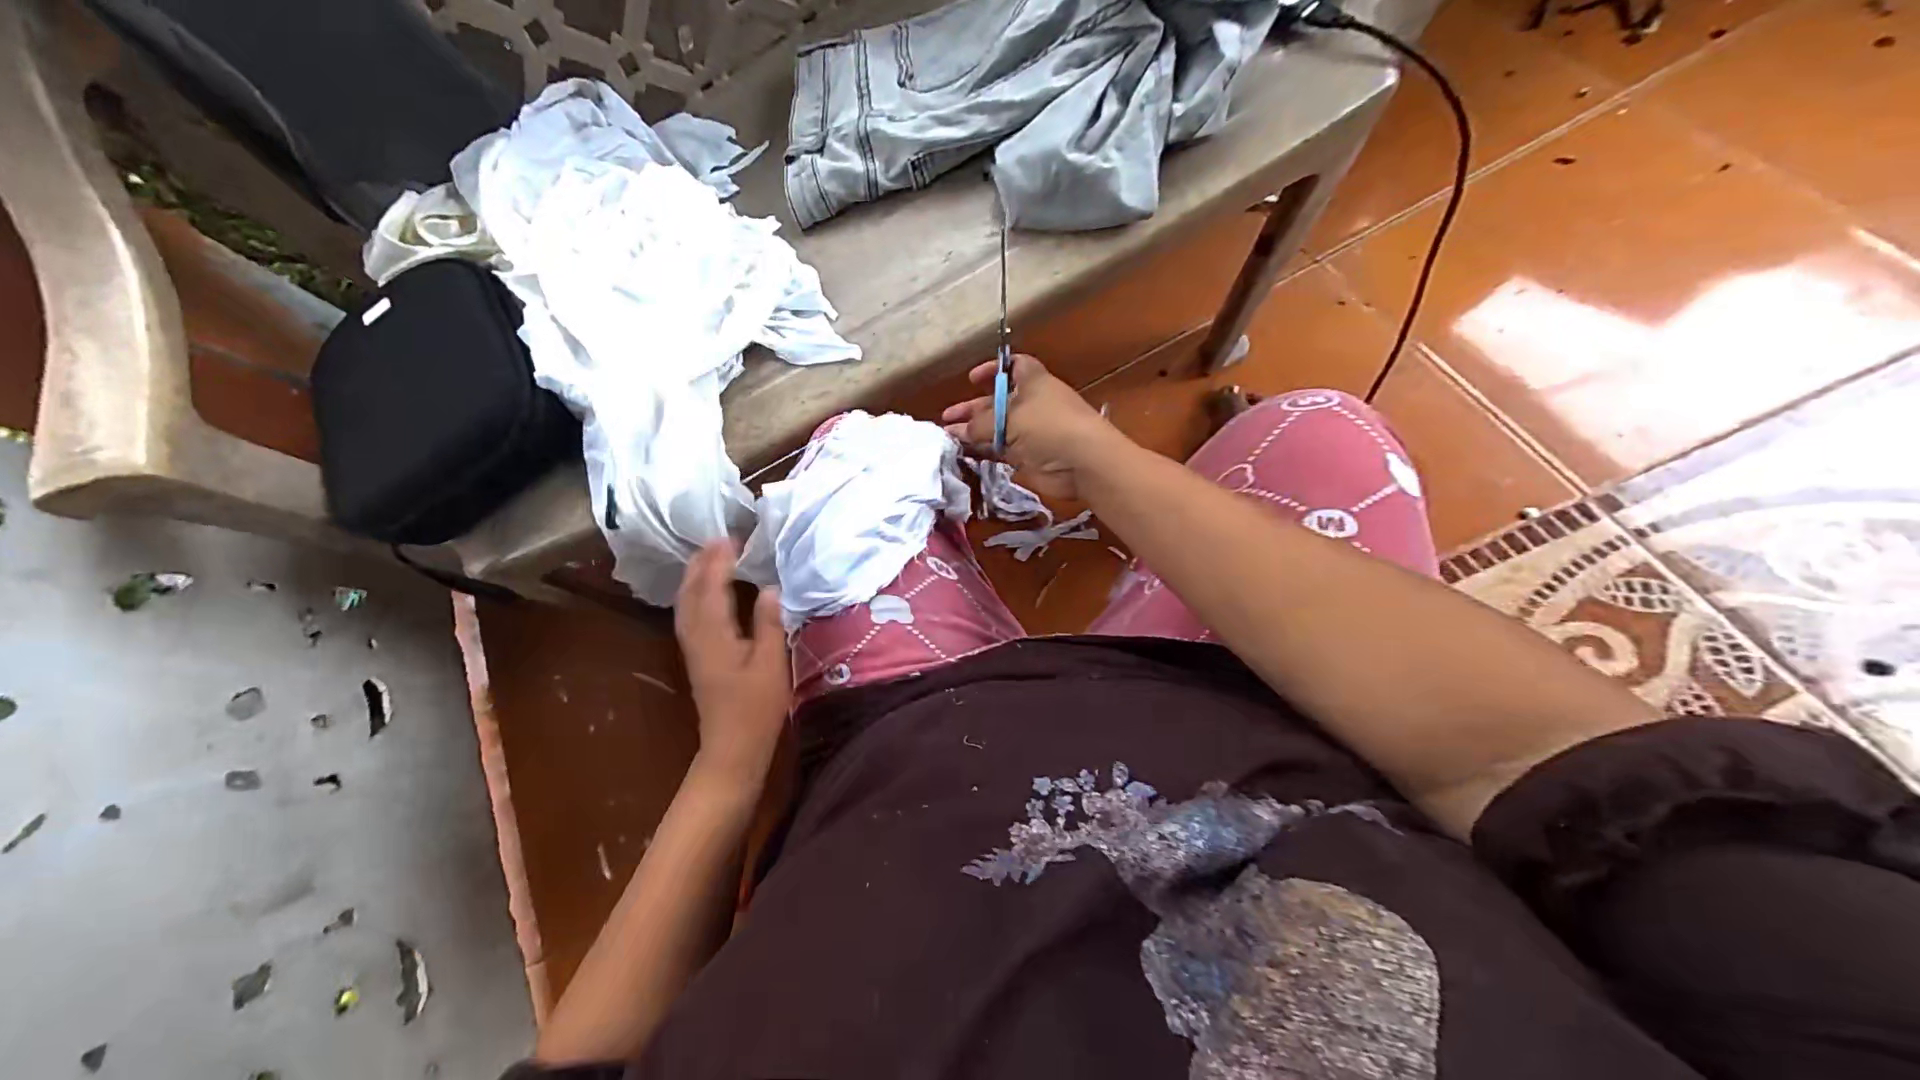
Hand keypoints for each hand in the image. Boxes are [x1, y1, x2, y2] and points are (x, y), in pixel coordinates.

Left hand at [674, 541, 790, 784]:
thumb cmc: (756, 707)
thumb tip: (769, 587)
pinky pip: (689, 615)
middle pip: (691, 592)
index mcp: (714, 635)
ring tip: (706, 557)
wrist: (732, 747)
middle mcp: (696, 637)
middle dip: (701, 564)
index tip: (730, 537)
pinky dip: (694, 595)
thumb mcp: (771, 663)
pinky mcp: (697, 658)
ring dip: (694, 578)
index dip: (720, 562)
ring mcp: (693, 649)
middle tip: (715, 539)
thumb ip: (768, 623)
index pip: (712, 588)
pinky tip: (704, 592)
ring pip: (686, 604)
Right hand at [941, 354, 1127, 500]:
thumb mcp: (1009, 417)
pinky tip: (964, 453)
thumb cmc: (1048, 425)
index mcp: (1033, 382)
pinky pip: (1001, 451)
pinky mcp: (1029, 457)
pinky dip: (984, 451)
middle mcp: (1031, 404)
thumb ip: (980, 423)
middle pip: (998, 402)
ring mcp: (1031, 432)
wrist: (1082, 462)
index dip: (994, 370)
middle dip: (973, 409)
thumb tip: (959, 431)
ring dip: (974, 432)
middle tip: (947, 417)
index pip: (1013, 366)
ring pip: (997, 429)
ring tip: (948, 437)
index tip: (973, 379)